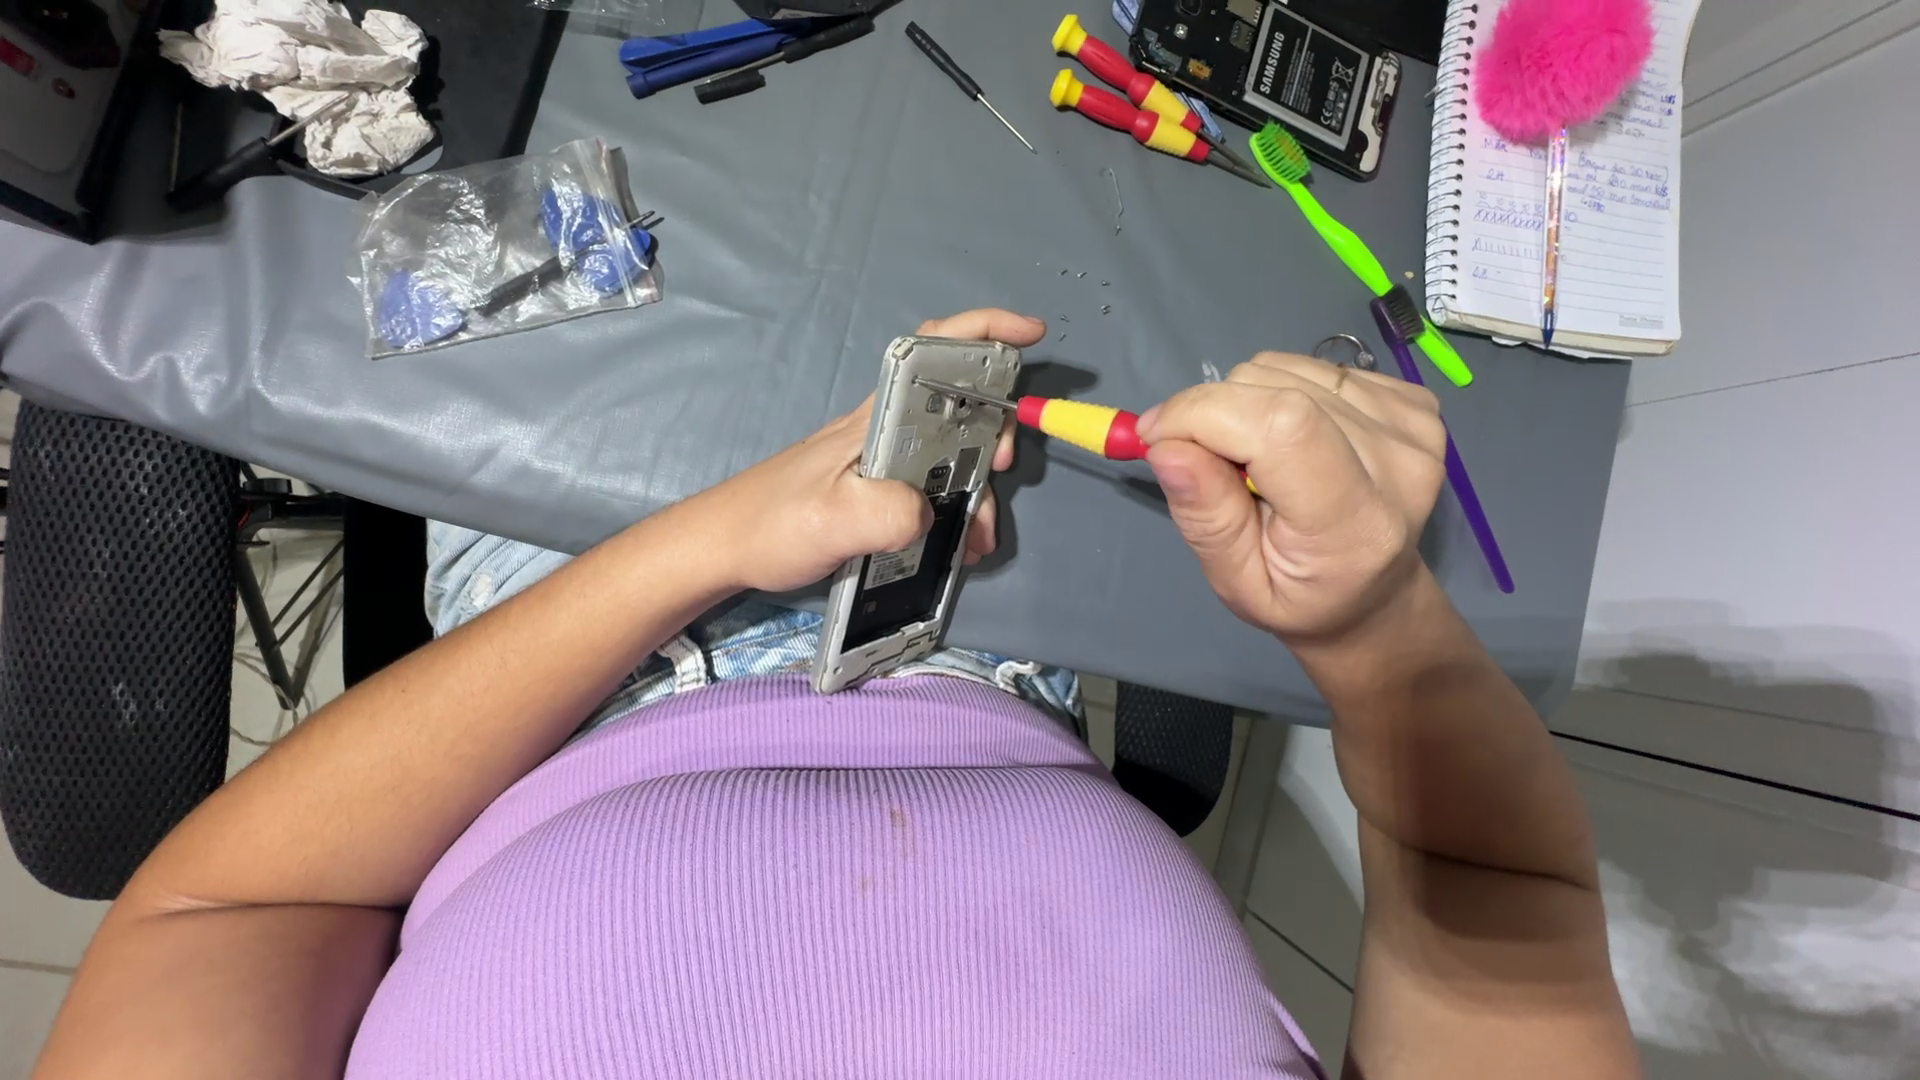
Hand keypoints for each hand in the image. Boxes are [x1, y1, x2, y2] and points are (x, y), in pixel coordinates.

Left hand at [691, 309, 1047, 593]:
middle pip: (961, 402)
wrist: (726, 546)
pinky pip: (933, 486)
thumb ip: (891, 514)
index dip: (987, 329)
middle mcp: (887, 427)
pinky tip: (958, 542)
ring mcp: (884, 457)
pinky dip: (956, 510)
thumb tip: (931, 515)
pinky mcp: (877, 487)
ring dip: (978, 489)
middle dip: (996, 429)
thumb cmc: (773, 523)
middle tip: (1000, 469)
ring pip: (952, 453)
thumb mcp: (835, 520)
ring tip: (978, 534)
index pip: (937, 347)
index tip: (1030, 336)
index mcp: (879, 417)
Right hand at [1138, 352, 1447, 643]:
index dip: (1203, 413)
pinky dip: (1278, 395)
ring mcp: (1410, 424)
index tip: (1155, 436)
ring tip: (1255, 457)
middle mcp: (1396, 462)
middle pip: (1273, 390)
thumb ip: (1206, 519)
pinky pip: (1309, 367)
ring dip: (1244, 404)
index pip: (1281, 426)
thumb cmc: (1299, 598)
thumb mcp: (1236, 584)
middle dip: (1211, 413)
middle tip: (1206, 463)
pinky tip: (1292, 441)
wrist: (1376, 593)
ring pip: (1282, 369)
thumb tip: (1165, 447)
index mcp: (1353, 523)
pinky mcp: (1411, 400)